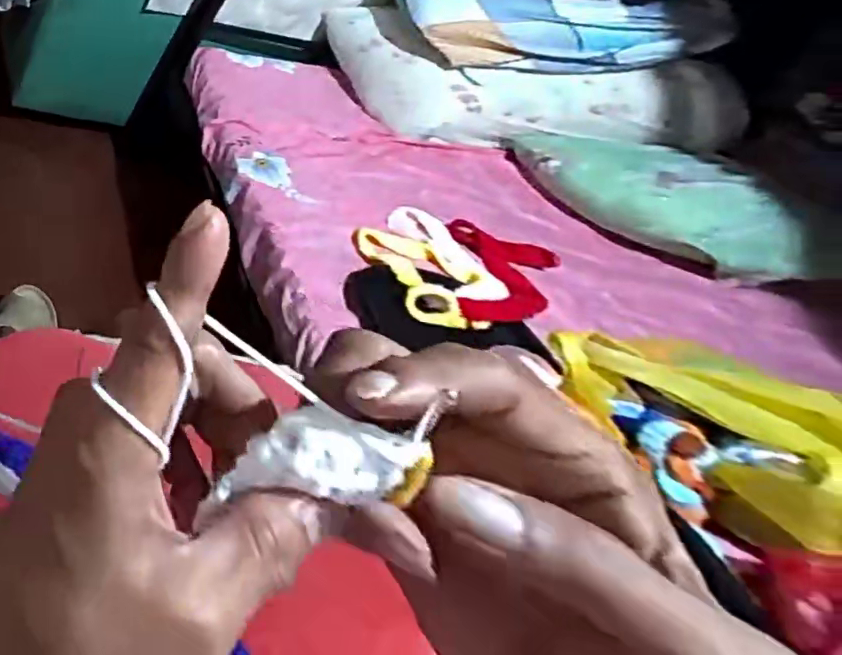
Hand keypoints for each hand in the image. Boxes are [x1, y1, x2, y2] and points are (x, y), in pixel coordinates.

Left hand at [0, 204, 342, 653]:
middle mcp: (103, 401)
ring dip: (242, 448)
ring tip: (284, 518)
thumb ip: (263, 541)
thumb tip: (318, 499)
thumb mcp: (192, 601)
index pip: (161, 330)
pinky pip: (170, 428)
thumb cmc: (81, 615)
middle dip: (260, 422)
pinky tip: (234, 517)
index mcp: (116, 423)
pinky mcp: (100, 441)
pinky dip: (212, 463)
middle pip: (200, 373)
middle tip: (320, 500)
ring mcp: (98, 418)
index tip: (208, 216)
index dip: (186, 270)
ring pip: (190, 403)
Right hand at [312, 333, 785, 653]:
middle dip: (354, 377)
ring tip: (328, 474)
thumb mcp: (677, 631)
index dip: (425, 374)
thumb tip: (445, 493)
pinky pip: (335, 466)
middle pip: (400, 364)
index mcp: (563, 450)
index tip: (367, 399)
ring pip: (353, 400)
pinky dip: (315, 473)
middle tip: (327, 423)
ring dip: (326, 420)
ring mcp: (426, 471)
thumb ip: (587, 561)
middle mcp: (481, 441)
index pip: (489, 378)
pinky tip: (329, 511)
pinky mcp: (387, 508)